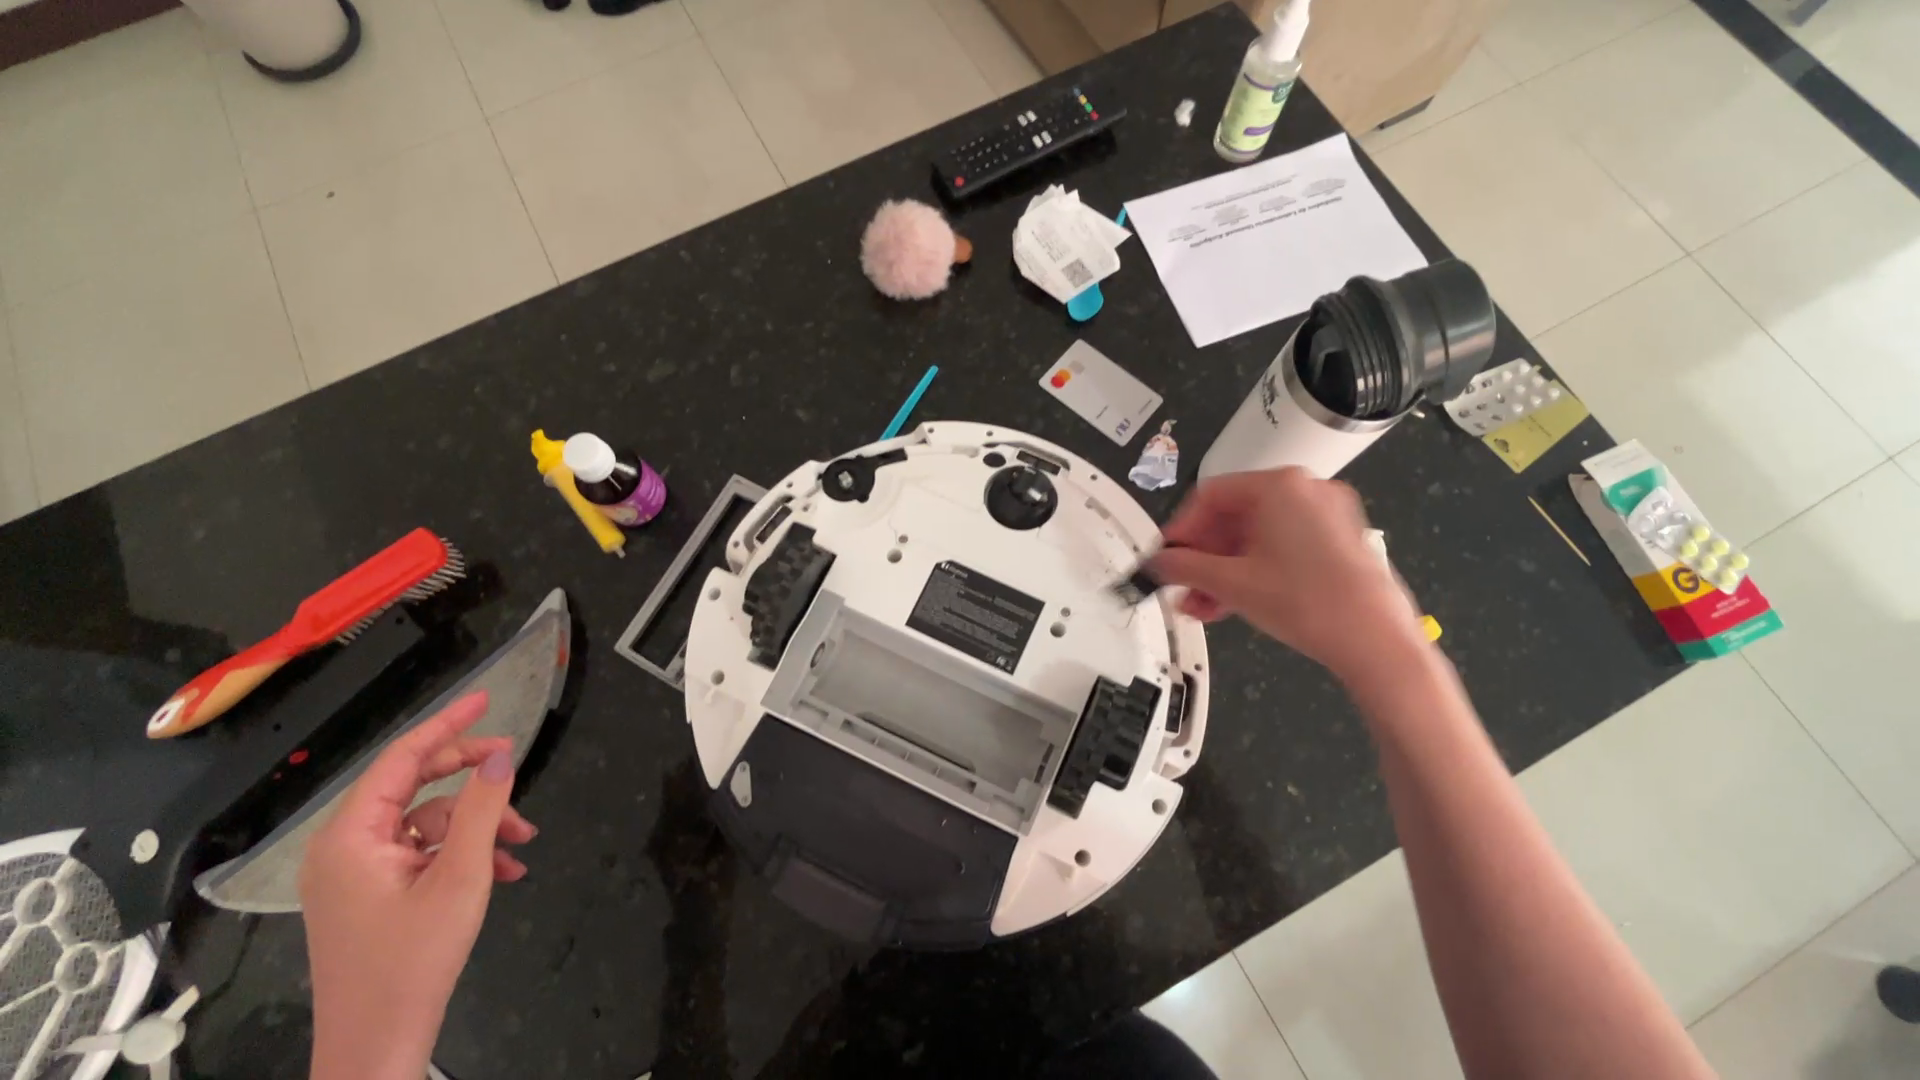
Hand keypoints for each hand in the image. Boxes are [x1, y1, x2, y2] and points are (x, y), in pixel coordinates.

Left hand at [299, 691, 536, 1079]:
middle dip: (473, 780)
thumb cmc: (415, 960)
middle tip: (517, 768)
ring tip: (522, 845)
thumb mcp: (462, 877)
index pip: (401, 759)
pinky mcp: (371, 893)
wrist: (377, 1046)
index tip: (486, 697)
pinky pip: (422, 852)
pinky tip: (505, 870)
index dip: (447, 725)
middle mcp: (345, 846)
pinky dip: (464, 854)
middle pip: (414, 786)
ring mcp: (356, 872)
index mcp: (350, 836)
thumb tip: (501, 754)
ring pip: (427, 821)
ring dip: (479, 825)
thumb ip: (483, 809)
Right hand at [1150, 468, 1425, 684]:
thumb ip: (1184, 568)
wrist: (1376, 641)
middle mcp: (1306, 490)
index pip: (1211, 495)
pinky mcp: (1339, 542)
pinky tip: (1234, 603)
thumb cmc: (1305, 602)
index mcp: (1280, 485)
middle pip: (1235, 517)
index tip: (1166, 559)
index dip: (1181, 529)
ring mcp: (1327, 516)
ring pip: (1257, 537)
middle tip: (1182, 587)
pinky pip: (1283, 548)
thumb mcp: (1231, 583)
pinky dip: (1255, 570)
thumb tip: (1156, 563)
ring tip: (1202, 605)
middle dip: (1203, 557)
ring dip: (1224, 570)